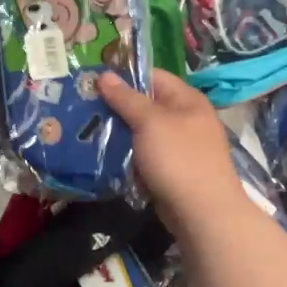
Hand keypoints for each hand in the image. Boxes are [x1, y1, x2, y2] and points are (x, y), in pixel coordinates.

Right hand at [99, 71, 247, 228]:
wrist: (202, 212)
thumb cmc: (178, 159)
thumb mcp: (149, 122)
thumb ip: (126, 98)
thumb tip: (104, 75)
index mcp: (187, 100)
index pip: (152, 76)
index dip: (123, 76)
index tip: (92, 81)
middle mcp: (184, 118)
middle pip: (144, 102)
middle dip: (115, 104)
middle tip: (83, 105)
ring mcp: (178, 143)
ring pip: (139, 128)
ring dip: (116, 129)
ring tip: (86, 127)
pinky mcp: (169, 166)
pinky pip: (141, 150)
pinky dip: (124, 150)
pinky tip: (102, 151)